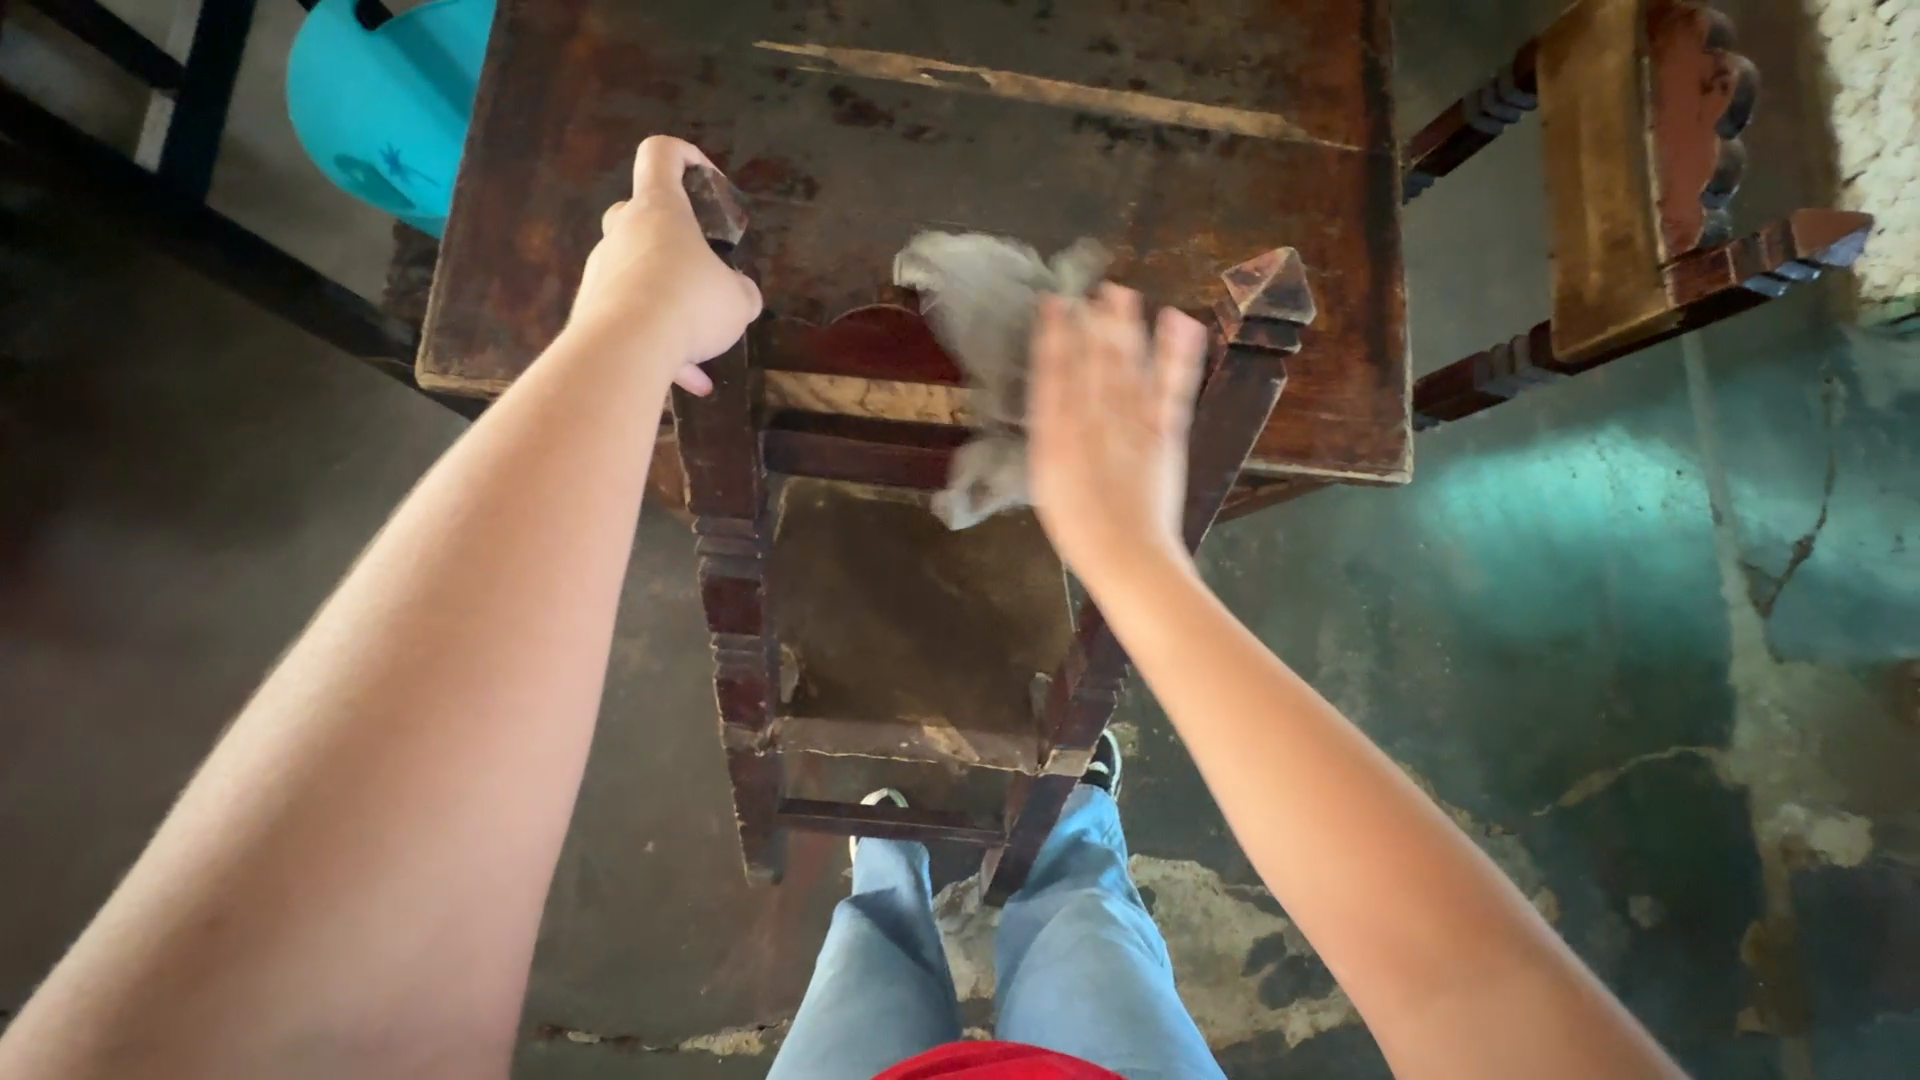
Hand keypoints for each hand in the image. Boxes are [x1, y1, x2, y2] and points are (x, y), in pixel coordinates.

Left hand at [568, 136, 762, 394]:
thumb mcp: (739, 300)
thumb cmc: (690, 302)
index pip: (661, 156)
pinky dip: (662, 346)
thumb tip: (740, 294)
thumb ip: (741, 292)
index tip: (709, 180)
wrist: (627, 347)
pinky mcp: (592, 311)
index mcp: (660, 211)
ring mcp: (603, 271)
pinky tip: (690, 381)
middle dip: (671, 238)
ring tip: (704, 347)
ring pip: (638, 276)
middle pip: (640, 215)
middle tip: (701, 269)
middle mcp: (625, 233)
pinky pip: (633, 321)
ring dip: (671, 304)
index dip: (686, 157)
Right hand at [1027, 284, 1209, 591]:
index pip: (1053, 374)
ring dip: (1125, 327)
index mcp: (1056, 434)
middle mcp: (1090, 419)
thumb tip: (1053, 408)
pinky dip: (1177, 353)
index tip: (1053, 305)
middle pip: (1091, 361)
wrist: (1125, 555)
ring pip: (1126, 365)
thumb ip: (1050, 443)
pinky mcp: (1164, 432)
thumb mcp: (1047, 486)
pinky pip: (1170, 386)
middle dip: (1092, 322)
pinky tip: (1180, 322)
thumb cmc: (1080, 530)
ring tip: (1123, 293)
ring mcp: (1130, 423)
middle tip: (1095, 288)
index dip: (1053, 337)